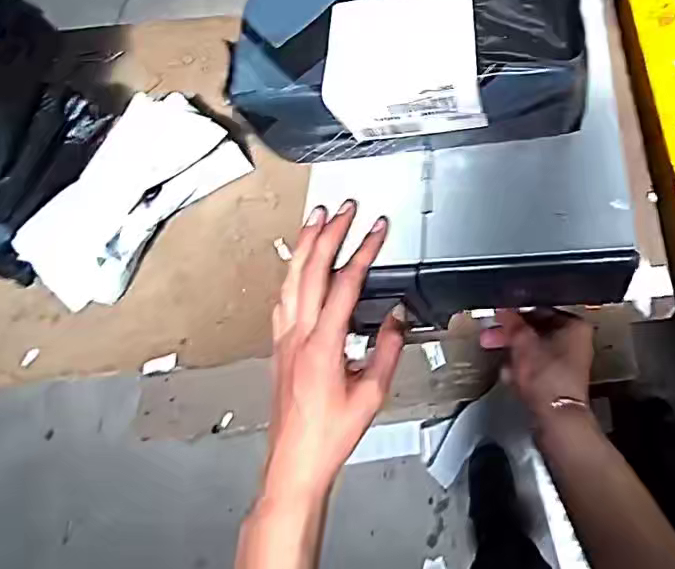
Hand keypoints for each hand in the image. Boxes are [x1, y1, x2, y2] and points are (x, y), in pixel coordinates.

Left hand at [265, 200, 406, 498]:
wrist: (294, 465)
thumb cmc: (330, 435)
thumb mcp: (373, 393)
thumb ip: (388, 348)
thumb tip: (396, 317)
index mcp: (323, 344)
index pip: (345, 283)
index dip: (363, 250)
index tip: (377, 228)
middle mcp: (298, 336)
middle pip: (311, 270)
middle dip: (329, 233)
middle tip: (344, 208)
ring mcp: (284, 340)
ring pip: (290, 279)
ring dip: (305, 245)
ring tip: (316, 219)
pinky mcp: (279, 348)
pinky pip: (282, 299)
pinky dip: (292, 272)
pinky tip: (297, 265)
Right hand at [480, 307, 594, 422]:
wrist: (557, 421)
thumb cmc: (545, 375)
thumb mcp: (523, 343)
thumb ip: (512, 323)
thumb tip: (503, 308)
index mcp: (574, 326)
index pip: (541, 310)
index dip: (516, 312)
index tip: (498, 316)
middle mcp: (575, 342)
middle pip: (536, 331)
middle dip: (510, 335)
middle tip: (488, 336)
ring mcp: (568, 364)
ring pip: (534, 350)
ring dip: (513, 353)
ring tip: (494, 355)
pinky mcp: (558, 383)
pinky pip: (537, 369)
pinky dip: (522, 370)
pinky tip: (507, 375)